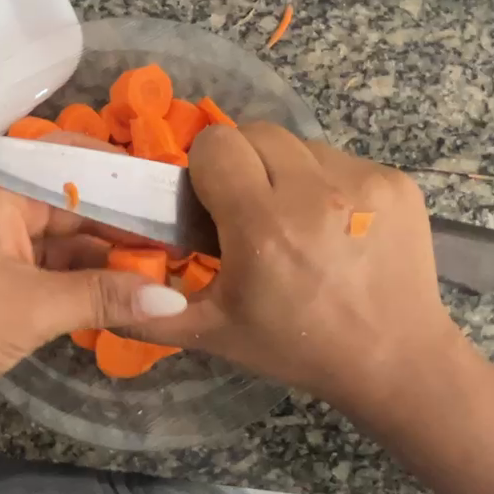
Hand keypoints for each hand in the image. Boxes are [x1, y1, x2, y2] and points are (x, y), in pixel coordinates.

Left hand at [0, 145, 189, 411]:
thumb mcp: (36, 308)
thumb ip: (105, 296)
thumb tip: (174, 298)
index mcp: (1, 190)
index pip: (71, 159)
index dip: (122, 174)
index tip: (171, 195)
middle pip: (71, 198)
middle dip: (120, 221)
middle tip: (178, 242)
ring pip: (62, 233)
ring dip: (104, 252)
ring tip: (161, 269)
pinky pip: (47, 260)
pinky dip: (79, 274)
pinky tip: (119, 290)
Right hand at [134, 122, 466, 407]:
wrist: (395, 359)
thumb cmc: (294, 345)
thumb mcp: (209, 335)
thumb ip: (144, 313)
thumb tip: (96, 291)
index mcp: (263, 227)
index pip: (215, 145)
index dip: (203, 170)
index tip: (209, 204)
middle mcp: (314, 193)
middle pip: (252, 133)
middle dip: (239, 163)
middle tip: (245, 209)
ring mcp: (363, 181)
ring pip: (296, 142)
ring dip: (281, 170)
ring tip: (290, 218)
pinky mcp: (397, 181)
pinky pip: (336, 156)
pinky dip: (322, 180)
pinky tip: (330, 223)